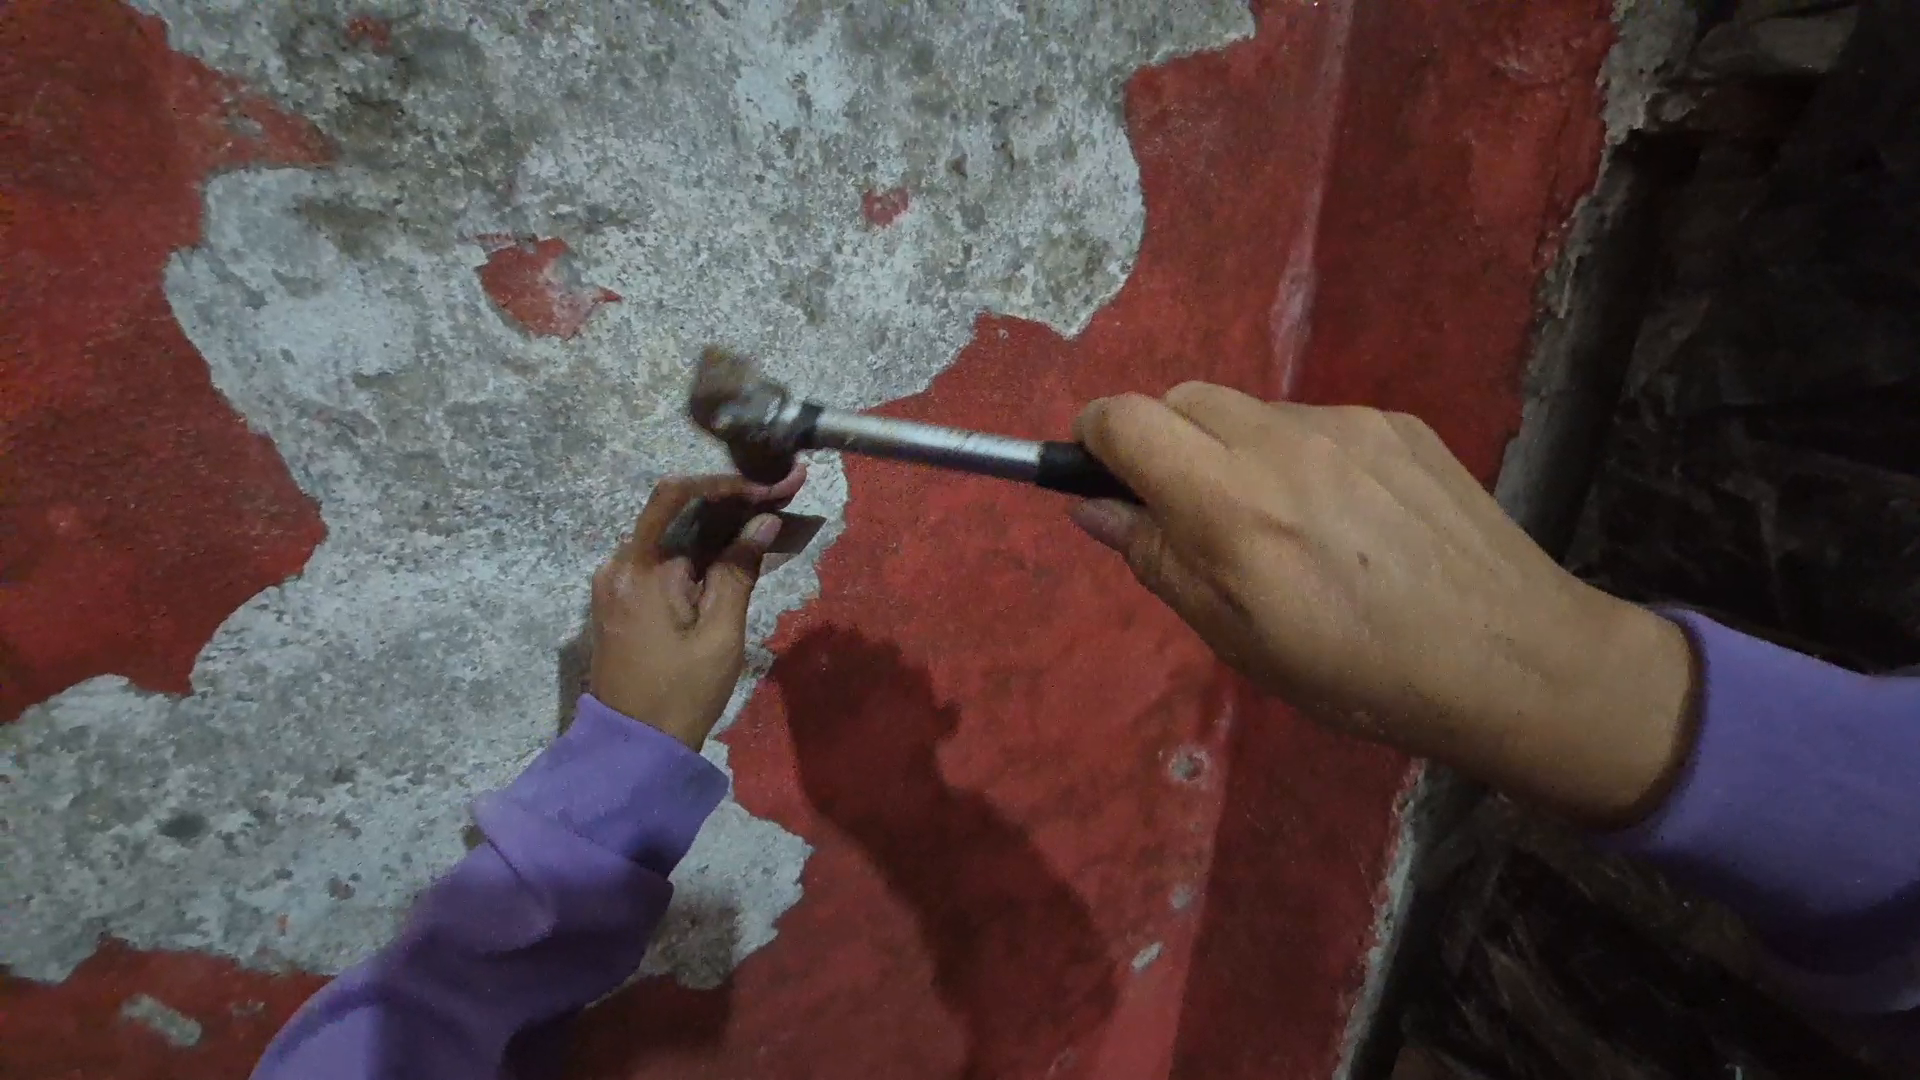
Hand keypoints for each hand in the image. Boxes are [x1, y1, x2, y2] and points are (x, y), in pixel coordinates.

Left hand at [589, 468, 803, 748]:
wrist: (632, 748)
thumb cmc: (682, 694)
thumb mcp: (721, 635)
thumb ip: (739, 572)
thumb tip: (763, 521)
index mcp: (640, 569)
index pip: (676, 495)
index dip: (724, 483)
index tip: (767, 488)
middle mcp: (618, 565)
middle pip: (673, 512)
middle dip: (727, 503)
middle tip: (777, 502)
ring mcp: (614, 582)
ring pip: (669, 535)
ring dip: (714, 527)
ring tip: (763, 526)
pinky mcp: (619, 599)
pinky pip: (661, 559)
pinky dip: (696, 551)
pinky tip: (731, 557)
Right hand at [1068, 384, 1695, 824]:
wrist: (1512, 661)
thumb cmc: (1349, 669)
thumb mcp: (1230, 634)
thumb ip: (1152, 558)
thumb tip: (1089, 508)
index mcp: (1228, 502)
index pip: (1125, 420)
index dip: (1093, 437)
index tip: (1098, 472)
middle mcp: (1279, 441)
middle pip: (1178, 397)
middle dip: (1160, 441)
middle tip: (1187, 509)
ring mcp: (1345, 422)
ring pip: (1244, 409)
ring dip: (1227, 448)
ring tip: (1275, 519)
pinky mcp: (1395, 421)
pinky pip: (1310, 420)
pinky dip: (1292, 454)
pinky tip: (1339, 513)